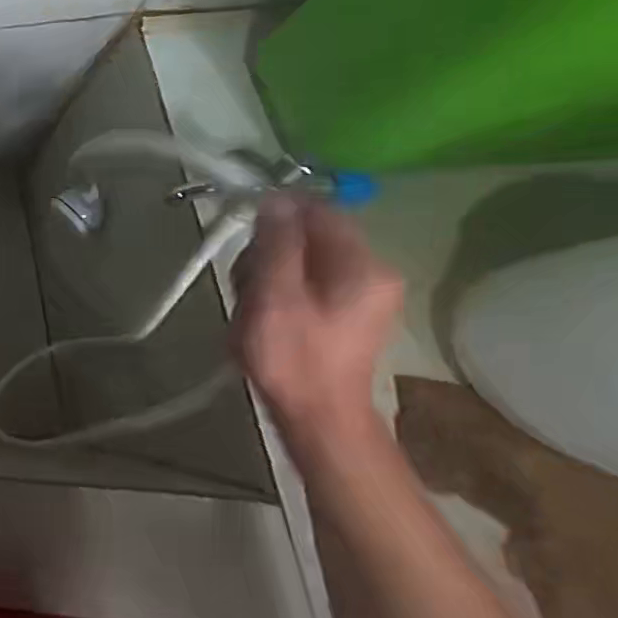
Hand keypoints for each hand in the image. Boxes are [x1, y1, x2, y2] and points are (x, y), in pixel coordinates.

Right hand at [232, 196, 402, 450]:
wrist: (318, 418)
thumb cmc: (293, 357)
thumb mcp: (275, 295)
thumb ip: (275, 243)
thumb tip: (275, 198)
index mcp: (362, 264)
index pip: (319, 210)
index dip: (278, 214)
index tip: (245, 236)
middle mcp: (372, 271)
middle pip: (308, 235)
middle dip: (268, 253)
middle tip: (246, 287)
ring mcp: (362, 292)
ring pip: (302, 258)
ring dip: (267, 274)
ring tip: (251, 308)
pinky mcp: (347, 310)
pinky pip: (306, 281)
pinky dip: (278, 291)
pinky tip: (264, 315)